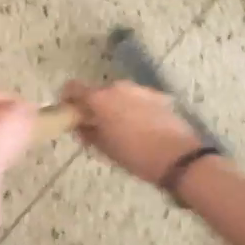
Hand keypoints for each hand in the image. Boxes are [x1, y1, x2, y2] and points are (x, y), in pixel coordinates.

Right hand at [60, 80, 206, 185]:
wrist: (177, 157)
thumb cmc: (135, 156)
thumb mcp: (105, 148)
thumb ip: (87, 132)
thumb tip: (80, 125)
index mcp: (100, 99)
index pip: (73, 88)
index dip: (67, 99)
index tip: (69, 112)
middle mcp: (118, 87)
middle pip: (98, 92)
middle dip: (94, 106)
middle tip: (96, 126)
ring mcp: (140, 89)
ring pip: (119, 94)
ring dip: (115, 106)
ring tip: (121, 129)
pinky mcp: (158, 96)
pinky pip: (137, 99)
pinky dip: (134, 108)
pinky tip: (141, 126)